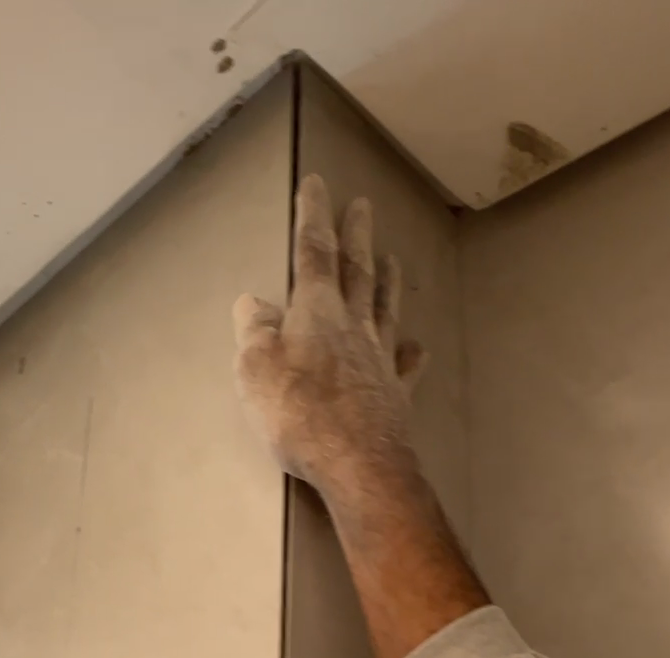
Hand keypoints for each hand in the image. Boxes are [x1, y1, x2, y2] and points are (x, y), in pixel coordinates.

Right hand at [232, 174, 424, 496]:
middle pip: (357, 272)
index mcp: (317, 312)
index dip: (314, 217)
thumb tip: (253, 301)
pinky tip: (416, 346)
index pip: (314, 253)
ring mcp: (379, 360)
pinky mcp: (395, 394)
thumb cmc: (298, 412)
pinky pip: (405, 365)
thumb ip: (255, 331)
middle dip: (356, 236)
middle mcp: (354, 326)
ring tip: (392, 257)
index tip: (318, 184)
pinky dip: (410, 353)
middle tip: (364, 206)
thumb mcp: (256, 368)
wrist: (356, 461)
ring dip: (387, 280)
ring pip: (385, 309)